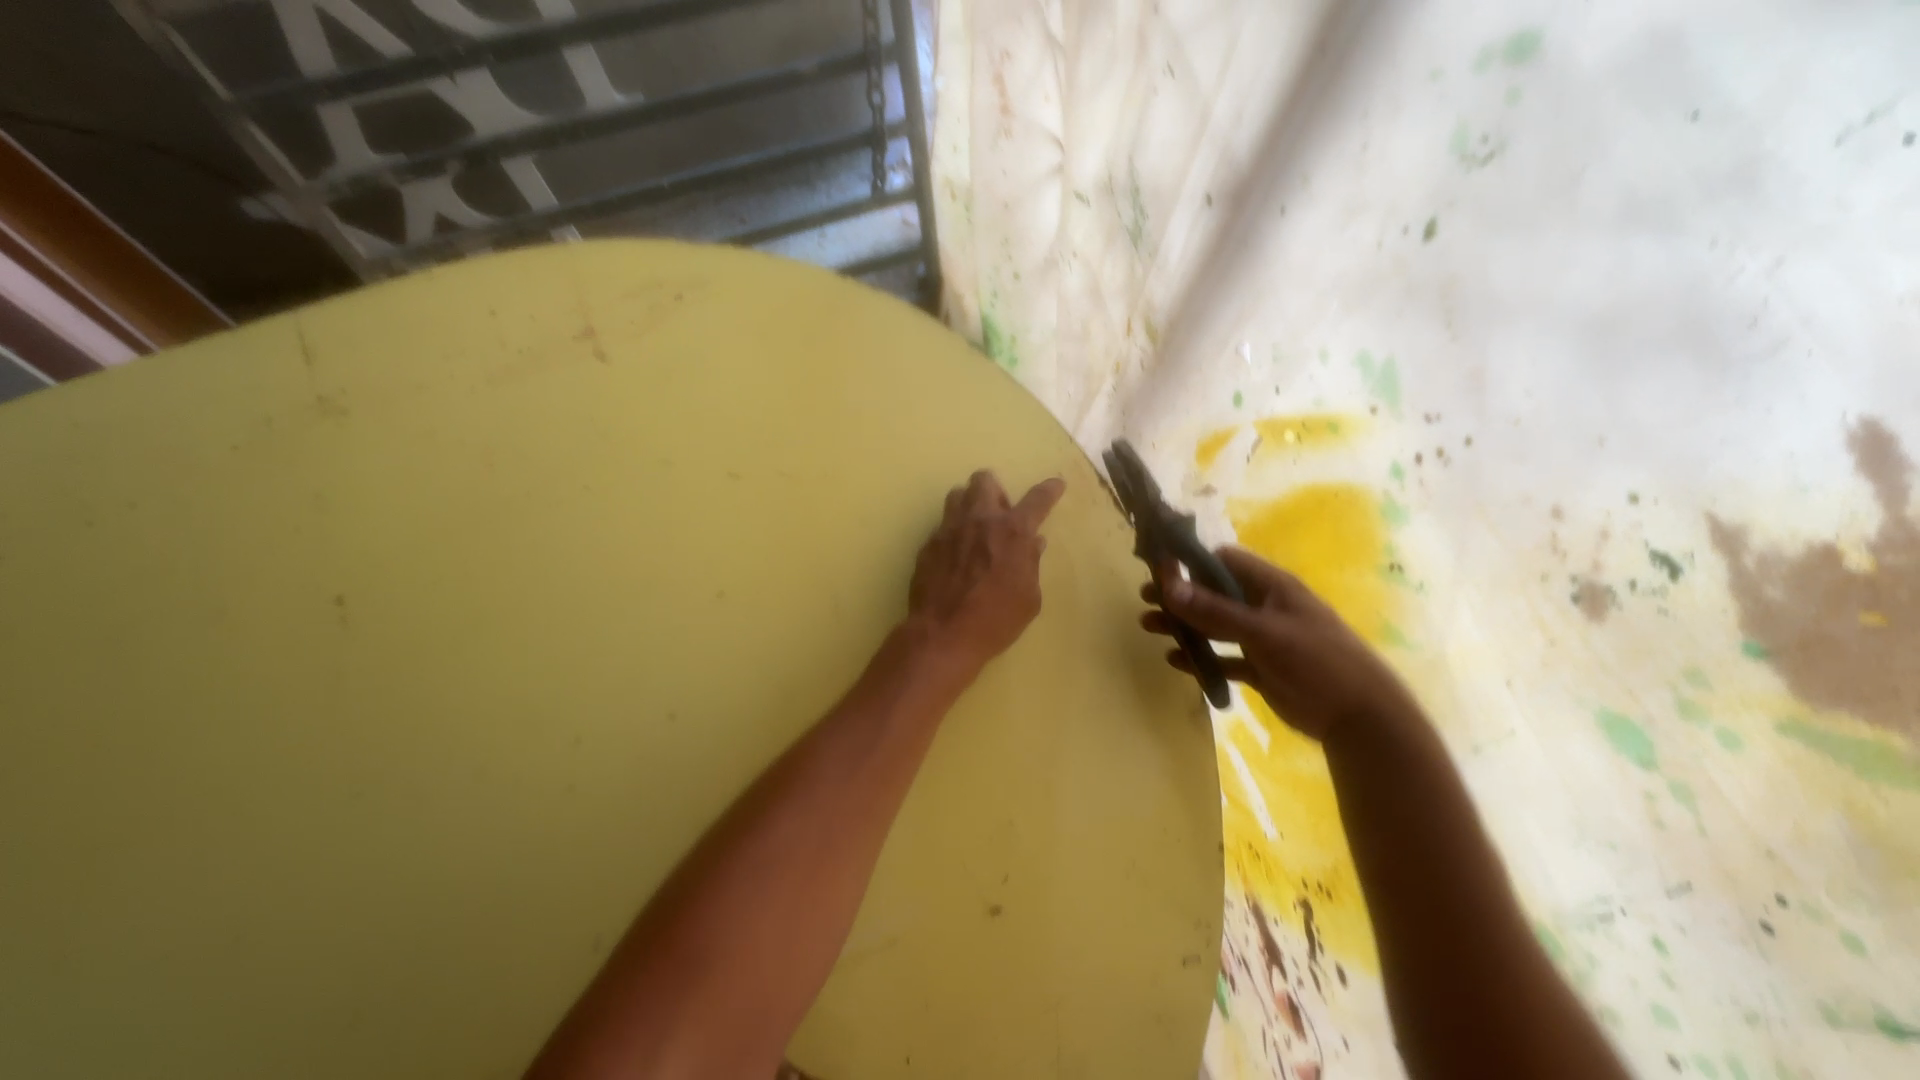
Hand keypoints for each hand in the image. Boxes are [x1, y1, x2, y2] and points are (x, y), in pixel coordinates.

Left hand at [907, 470, 1065, 674]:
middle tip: (1000, 515)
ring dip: (969, 505)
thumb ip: (1031, 564)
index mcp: (1013, 531)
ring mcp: (949, 529)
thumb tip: (1033, 543)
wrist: (943, 635)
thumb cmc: (996, 620)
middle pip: (985, 480)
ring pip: (957, 495)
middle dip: (996, 491)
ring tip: (974, 528)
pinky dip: (953, 533)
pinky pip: (942, 525)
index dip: (1050, 489)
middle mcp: (979, 520)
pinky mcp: (928, 545)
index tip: (1056, 485)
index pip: (1038, 499)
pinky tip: (955, 556)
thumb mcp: (1029, 598)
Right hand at [1141, 548, 1416, 740]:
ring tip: (1149, 627)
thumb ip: (1215, 611)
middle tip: (1146, 600)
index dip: (1191, 562)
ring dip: (1185, 626)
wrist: (1357, 715)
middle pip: (1214, 593)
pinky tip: (1176, 662)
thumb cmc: (1316, 660)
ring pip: (1215, 625)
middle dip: (1180, 596)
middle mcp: (1264, 607)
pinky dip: (1202, 658)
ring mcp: (1263, 638)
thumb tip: (1169, 586)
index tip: (1159, 570)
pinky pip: (1224, 658)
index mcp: (1271, 586)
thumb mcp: (1263, 632)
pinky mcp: (1261, 668)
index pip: (1224, 561)